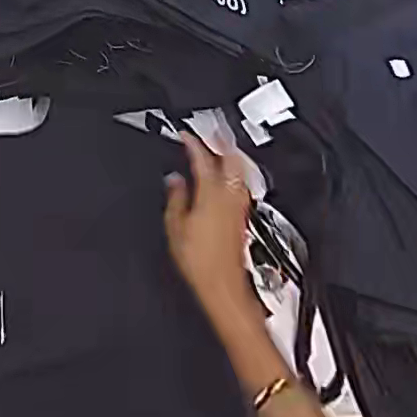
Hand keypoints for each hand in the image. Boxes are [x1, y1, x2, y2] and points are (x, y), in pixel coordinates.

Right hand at [164, 132, 258, 320]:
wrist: (224, 286)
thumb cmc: (200, 261)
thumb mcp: (175, 225)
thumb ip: (176, 197)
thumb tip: (174, 179)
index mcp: (210, 194)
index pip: (203, 159)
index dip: (194, 143)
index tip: (186, 135)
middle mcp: (230, 197)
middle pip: (232, 160)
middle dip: (223, 142)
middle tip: (214, 131)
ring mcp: (239, 207)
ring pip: (241, 172)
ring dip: (232, 156)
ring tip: (223, 147)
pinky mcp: (243, 217)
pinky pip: (242, 186)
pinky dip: (235, 174)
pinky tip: (229, 176)